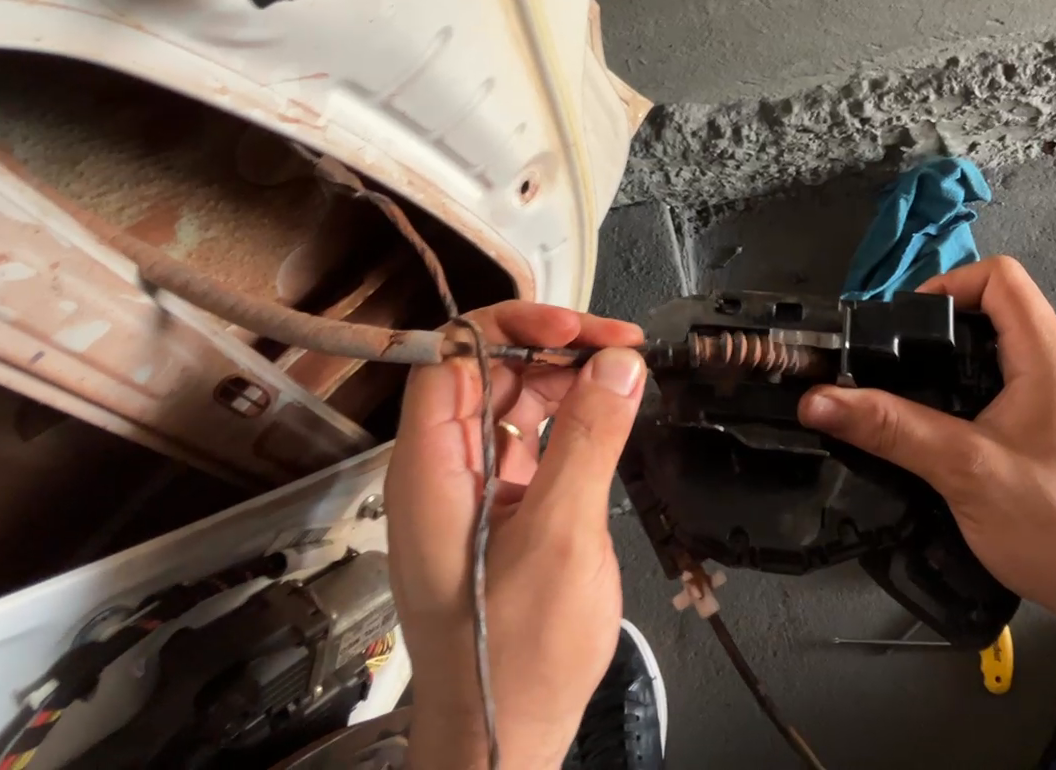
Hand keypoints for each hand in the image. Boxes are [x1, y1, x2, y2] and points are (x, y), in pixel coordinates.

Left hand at [386, 301, 645, 768]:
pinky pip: (535, 435)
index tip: (577, 327)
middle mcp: (445, 466)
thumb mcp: (561, 538)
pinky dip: (572, 414)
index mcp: (430, 468)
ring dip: (567, 377)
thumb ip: (589, 440)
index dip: (510, 326)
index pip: (451, 358)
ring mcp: (475, 484)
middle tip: (622, 346)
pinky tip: (609, 409)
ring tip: (625, 371)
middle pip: (487, 371)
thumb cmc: (517, 653)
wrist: (505, 738)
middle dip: (552, 346)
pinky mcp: (506, 503)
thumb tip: (620, 361)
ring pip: (514, 398)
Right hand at [797, 257, 1055, 662]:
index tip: (904, 323)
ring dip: (956, 364)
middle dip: (941, 328)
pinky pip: (1014, 389)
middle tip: (895, 362)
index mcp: (1049, 356)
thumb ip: (891, 429)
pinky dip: (975, 394)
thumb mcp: (965, 471)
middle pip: (999, 310)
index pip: (1001, 276)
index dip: (947, 284)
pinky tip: (948, 433)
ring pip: (1005, 353)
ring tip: (912, 395)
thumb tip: (821, 400)